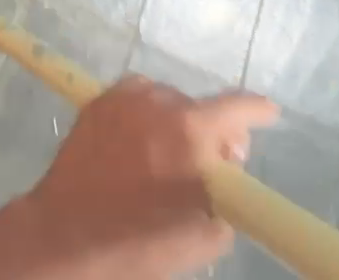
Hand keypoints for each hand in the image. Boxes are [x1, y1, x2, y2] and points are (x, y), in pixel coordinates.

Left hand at [16, 76, 278, 278]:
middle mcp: (158, 102)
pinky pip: (133, 97)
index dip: (258, 110)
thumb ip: (225, 196)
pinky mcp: (96, 103)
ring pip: (164, 99)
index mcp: (191, 129)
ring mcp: (122, 98)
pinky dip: (144, 112)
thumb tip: (222, 176)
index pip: (237, 107)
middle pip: (199, 106)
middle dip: (211, 132)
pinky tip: (140, 139)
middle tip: (208, 164)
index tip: (270, 113)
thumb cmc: (141, 240)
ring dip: (175, 120)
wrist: (68, 233)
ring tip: (169, 153)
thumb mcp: (205, 232)